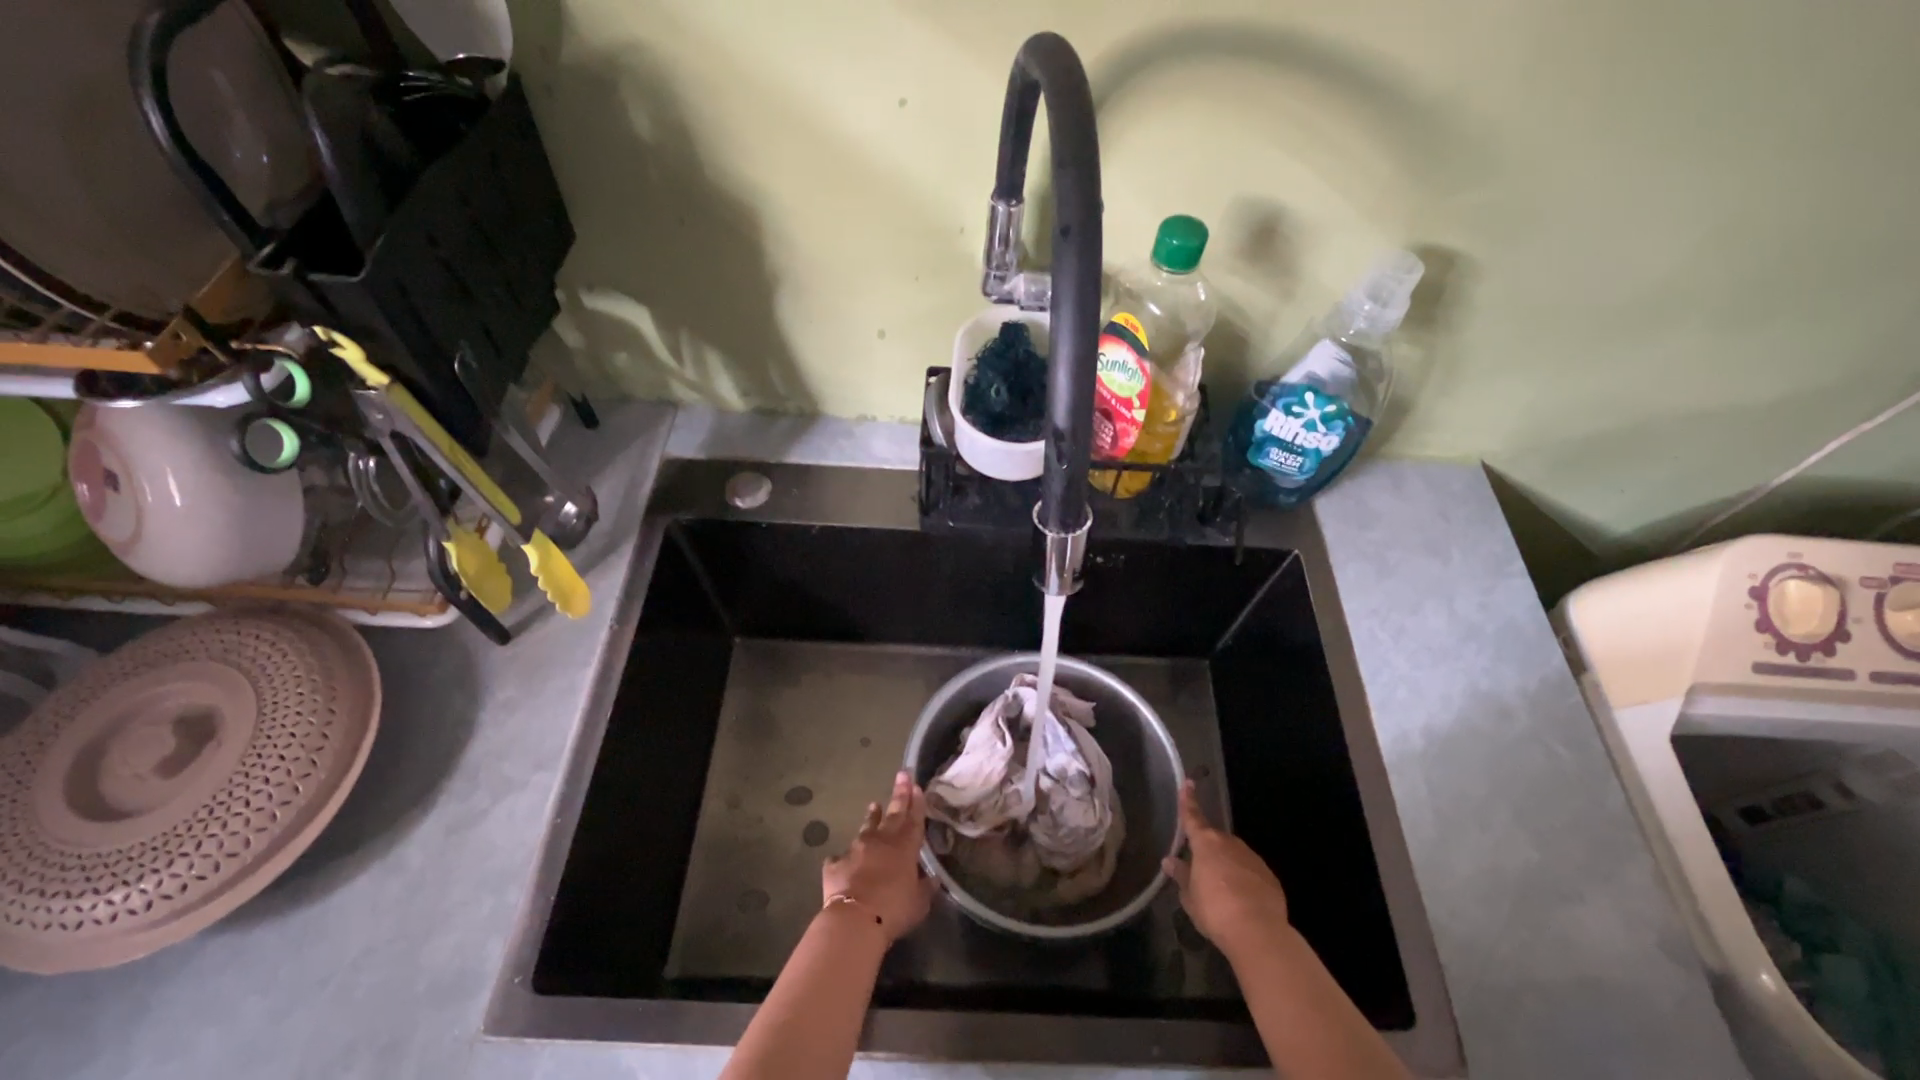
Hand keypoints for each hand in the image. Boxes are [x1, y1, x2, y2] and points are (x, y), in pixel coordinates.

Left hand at [822, 770, 936, 942]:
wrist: (854, 920)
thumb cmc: (894, 910)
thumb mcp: (919, 902)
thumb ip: (925, 887)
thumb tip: (931, 878)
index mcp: (904, 848)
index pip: (914, 819)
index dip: (916, 802)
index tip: (916, 785)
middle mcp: (881, 842)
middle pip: (892, 814)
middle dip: (899, 794)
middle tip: (902, 775)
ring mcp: (856, 850)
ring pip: (866, 828)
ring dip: (872, 816)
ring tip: (873, 805)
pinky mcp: (836, 864)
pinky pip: (840, 858)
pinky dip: (844, 858)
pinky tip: (841, 860)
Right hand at [1163, 778, 1290, 959]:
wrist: (1257, 931)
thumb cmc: (1214, 910)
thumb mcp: (1189, 896)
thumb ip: (1181, 875)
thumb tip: (1170, 861)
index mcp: (1206, 844)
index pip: (1193, 817)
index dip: (1188, 801)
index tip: (1189, 783)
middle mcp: (1230, 844)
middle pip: (1214, 840)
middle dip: (1207, 850)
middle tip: (1200, 869)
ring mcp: (1252, 858)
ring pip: (1233, 856)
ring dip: (1226, 866)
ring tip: (1220, 891)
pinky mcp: (1269, 877)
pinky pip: (1250, 872)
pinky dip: (1243, 880)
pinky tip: (1240, 901)